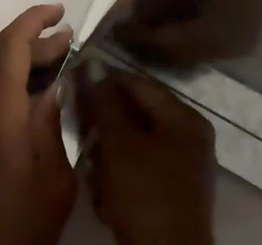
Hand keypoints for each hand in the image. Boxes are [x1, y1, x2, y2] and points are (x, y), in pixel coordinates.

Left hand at [0, 4, 76, 244]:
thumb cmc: (21, 219)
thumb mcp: (53, 175)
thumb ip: (52, 123)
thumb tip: (55, 86)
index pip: (11, 43)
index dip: (34, 19)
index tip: (61, 12)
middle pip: (4, 58)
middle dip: (38, 45)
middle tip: (71, 42)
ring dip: (27, 67)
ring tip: (61, 68)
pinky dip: (16, 89)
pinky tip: (41, 102)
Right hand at [78, 67, 216, 244]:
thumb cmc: (146, 195)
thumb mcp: (121, 145)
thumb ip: (105, 103)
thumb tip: (92, 63)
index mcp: (185, 120)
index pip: (139, 85)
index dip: (105, 82)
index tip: (74, 84)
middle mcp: (187, 139)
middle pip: (135, 117)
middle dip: (104, 128)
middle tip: (78, 133)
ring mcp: (180, 170)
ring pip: (132, 147)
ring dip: (107, 158)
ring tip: (93, 174)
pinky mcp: (168, 196)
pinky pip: (137, 174)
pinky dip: (118, 181)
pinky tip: (105, 197)